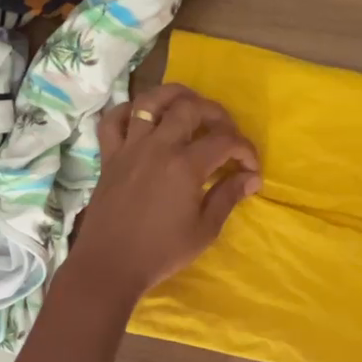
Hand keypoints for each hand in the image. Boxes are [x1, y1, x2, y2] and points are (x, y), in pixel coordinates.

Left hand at [68, 83, 260, 299]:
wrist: (110, 265)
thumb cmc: (162, 252)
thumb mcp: (204, 230)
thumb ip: (228, 197)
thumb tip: (251, 178)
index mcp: (185, 166)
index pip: (225, 141)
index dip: (246, 150)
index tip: (251, 169)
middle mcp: (158, 147)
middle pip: (191, 107)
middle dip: (217, 114)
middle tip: (227, 132)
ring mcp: (129, 148)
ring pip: (150, 101)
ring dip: (174, 96)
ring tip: (189, 105)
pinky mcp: (109, 156)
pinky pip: (113, 120)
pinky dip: (128, 111)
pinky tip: (143, 119)